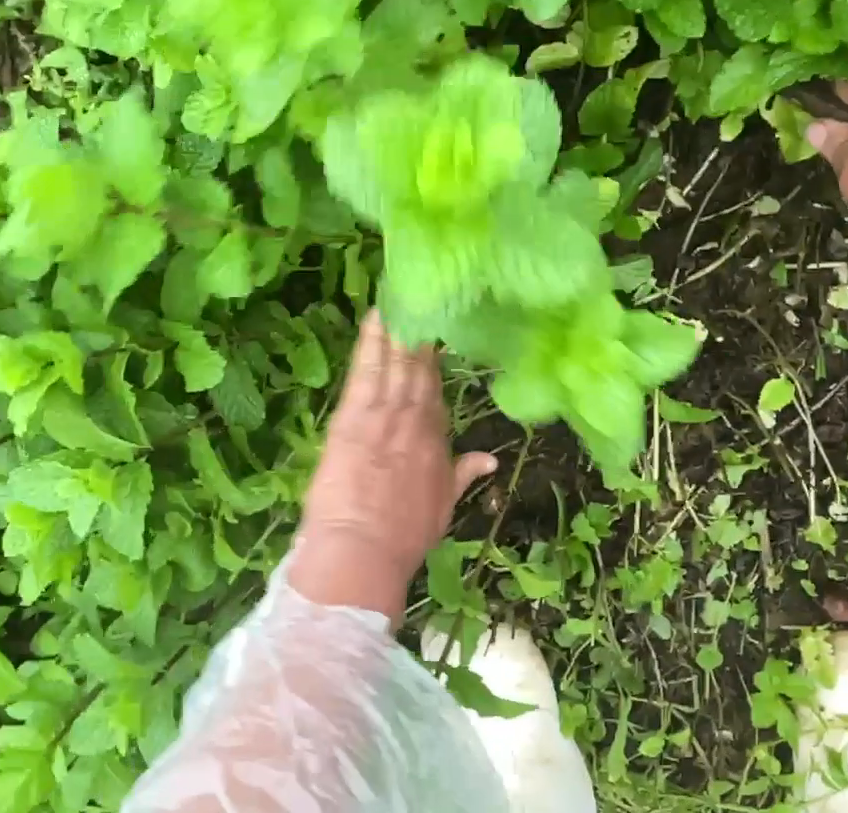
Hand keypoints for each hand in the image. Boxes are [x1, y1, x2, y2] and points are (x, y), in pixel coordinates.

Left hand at [290, 312, 497, 621]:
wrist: (363, 551)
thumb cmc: (400, 537)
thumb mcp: (442, 507)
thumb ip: (464, 475)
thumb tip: (492, 458)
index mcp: (435, 442)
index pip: (434, 394)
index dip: (433, 363)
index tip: (435, 335)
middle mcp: (414, 420)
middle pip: (419, 370)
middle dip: (419, 334)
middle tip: (421, 298)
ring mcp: (385, 414)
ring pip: (396, 362)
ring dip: (398, 328)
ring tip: (400, 296)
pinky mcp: (354, 415)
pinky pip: (367, 369)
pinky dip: (372, 340)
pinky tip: (375, 315)